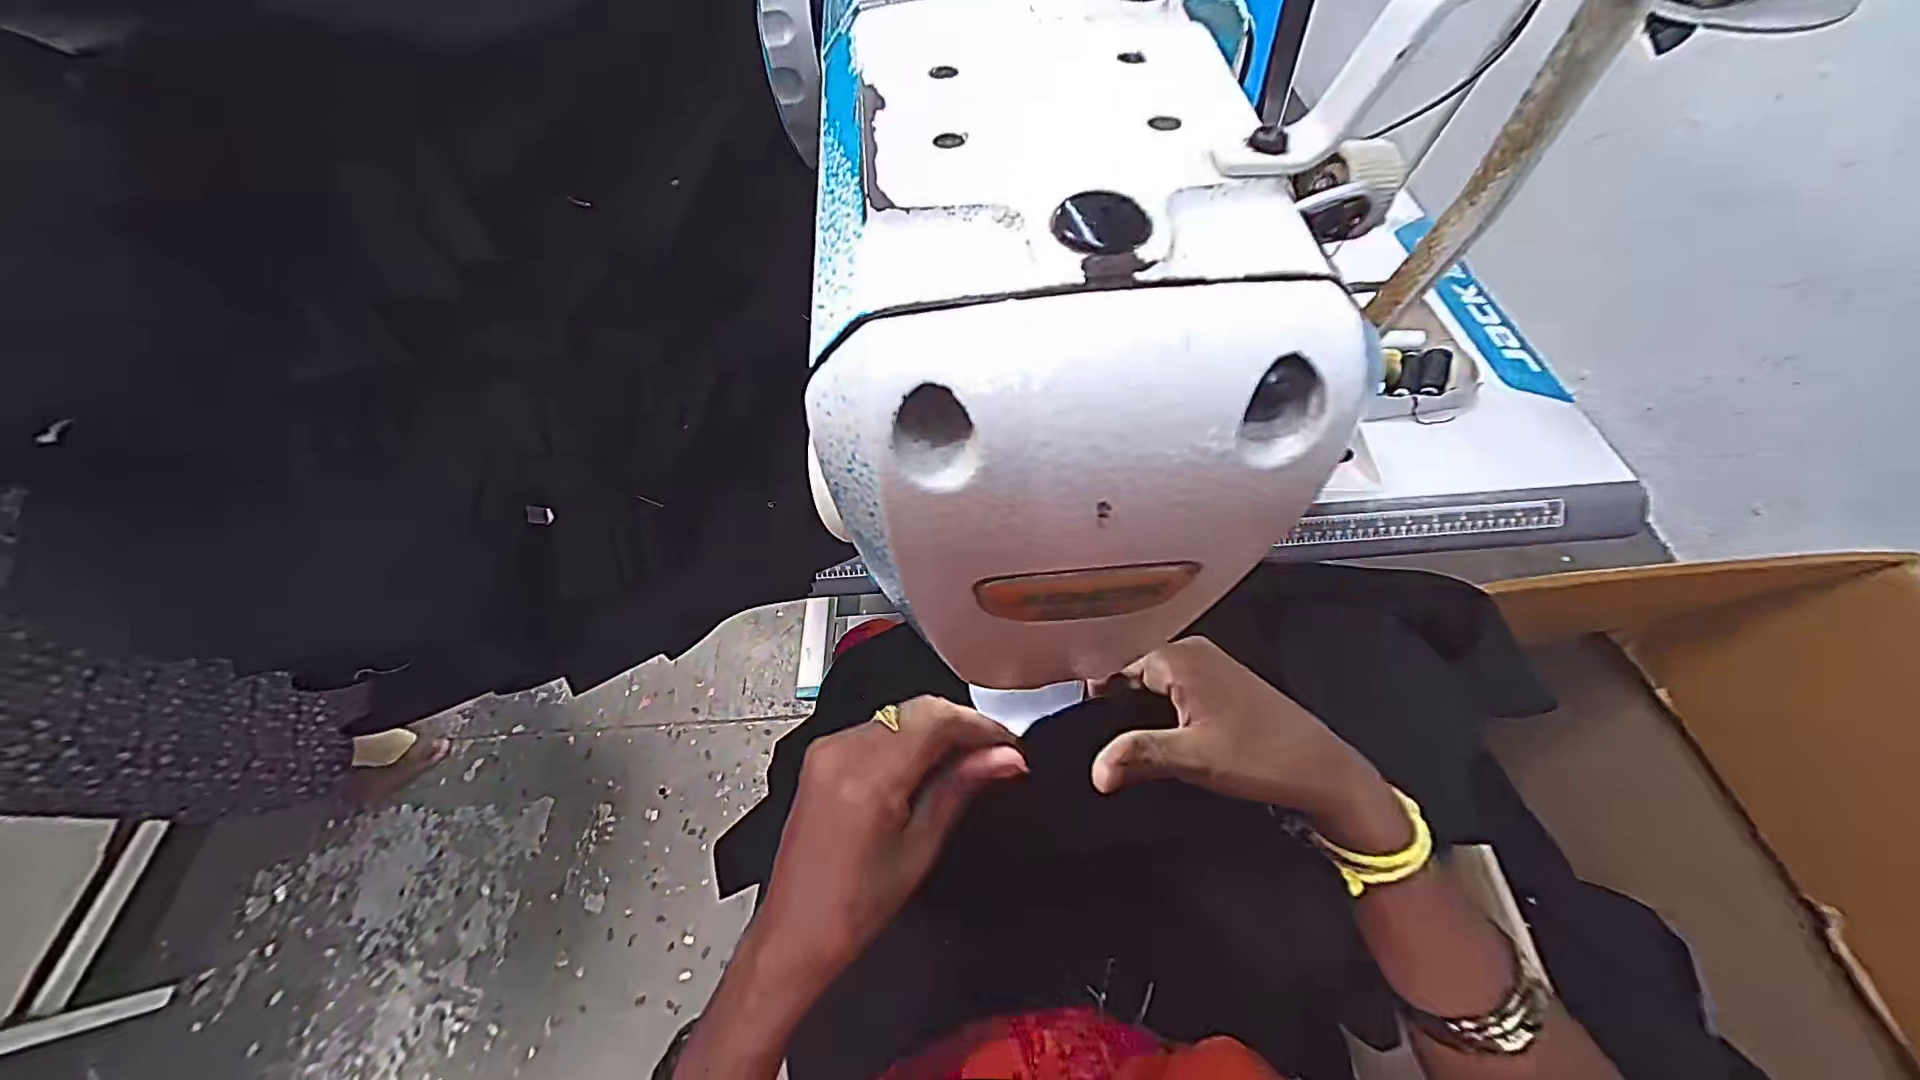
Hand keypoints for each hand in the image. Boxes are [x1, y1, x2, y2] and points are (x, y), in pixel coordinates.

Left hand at [758, 695, 1026, 974]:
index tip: (1005, 742)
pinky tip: (926, 762)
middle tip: (993, 751)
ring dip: (936, 729)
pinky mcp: (821, 753)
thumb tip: (1003, 759)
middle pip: (918, 710)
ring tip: (964, 761)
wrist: (795, 930)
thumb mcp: (920, 848)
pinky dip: (908, 736)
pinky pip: (877, 726)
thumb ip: (961, 788)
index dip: (979, 724)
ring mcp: (827, 749)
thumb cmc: (850, 908)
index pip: (936, 718)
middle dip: (961, 724)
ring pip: (900, 713)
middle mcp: (842, 752)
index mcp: (868, 778)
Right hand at [1091, 638, 1407, 850]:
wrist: (1324, 771)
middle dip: (1125, 710)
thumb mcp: (1191, 758)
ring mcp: (1211, 664)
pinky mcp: (1223, 681)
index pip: (1116, 670)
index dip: (1102, 702)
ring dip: (1148, 714)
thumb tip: (1097, 768)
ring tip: (1157, 747)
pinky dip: (1169, 713)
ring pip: (1155, 684)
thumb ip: (1137, 756)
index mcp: (1180, 657)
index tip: (1097, 730)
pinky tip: (1178, 741)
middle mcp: (1194, 651)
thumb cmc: (1266, 756)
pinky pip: (1177, 689)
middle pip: (1134, 676)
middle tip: (1128, 748)